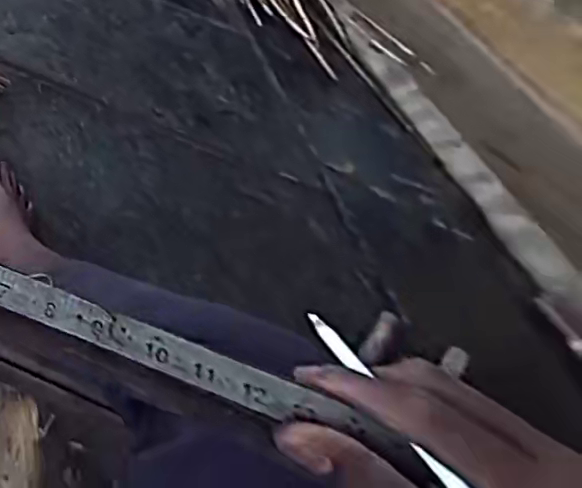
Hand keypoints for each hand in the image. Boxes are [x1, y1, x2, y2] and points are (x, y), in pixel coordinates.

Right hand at [275, 360, 581, 486]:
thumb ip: (378, 483)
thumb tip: (302, 436)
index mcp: (527, 483)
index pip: (421, 412)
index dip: (350, 387)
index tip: (304, 380)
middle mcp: (558, 465)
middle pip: (436, 386)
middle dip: (367, 380)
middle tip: (323, 394)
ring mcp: (567, 462)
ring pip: (459, 393)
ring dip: (398, 392)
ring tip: (363, 413)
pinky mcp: (565, 463)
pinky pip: (486, 414)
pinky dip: (435, 412)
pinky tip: (415, 438)